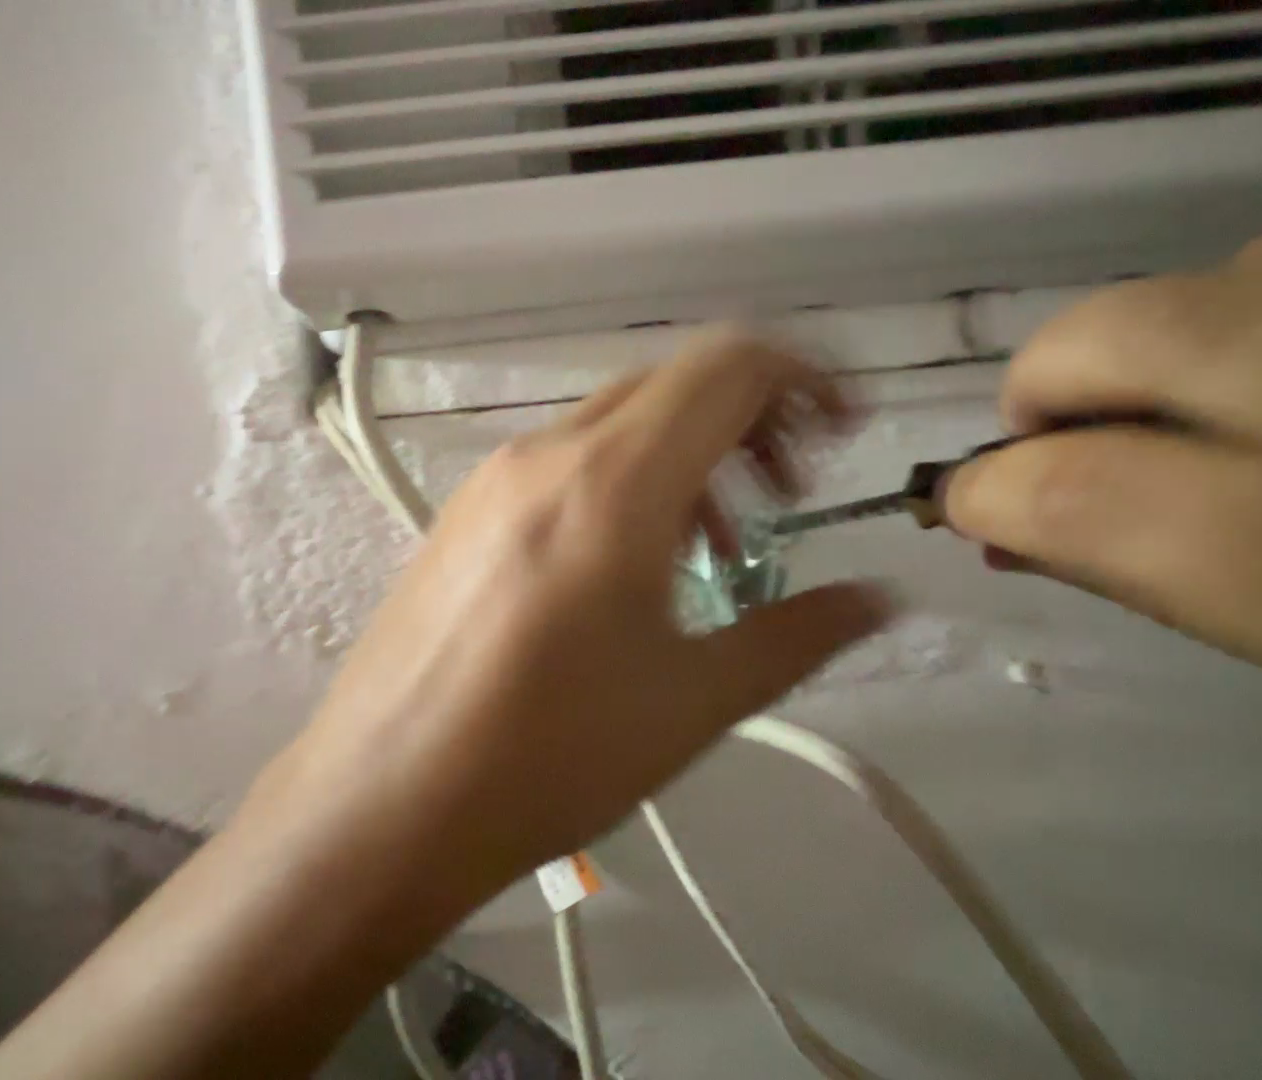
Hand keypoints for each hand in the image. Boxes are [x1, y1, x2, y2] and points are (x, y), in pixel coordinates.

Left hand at [278, 332, 894, 882]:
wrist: (382, 805)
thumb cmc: (547, 758)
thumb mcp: (693, 702)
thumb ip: (799, 635)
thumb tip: (879, 599)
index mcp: (612, 482)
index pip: (726, 366)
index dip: (801, 379)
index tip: (842, 432)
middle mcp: (546, 455)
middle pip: (673, 383)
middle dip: (750, 420)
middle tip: (786, 495)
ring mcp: (492, 480)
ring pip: (616, 422)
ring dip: (687, 456)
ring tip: (714, 547)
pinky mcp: (461, 515)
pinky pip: (564, 463)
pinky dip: (625, 482)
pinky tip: (630, 567)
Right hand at [944, 221, 1261, 797]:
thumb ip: (1195, 583)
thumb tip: (1025, 522)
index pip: (1120, 497)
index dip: (1002, 491)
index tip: (961, 508)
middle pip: (1160, 333)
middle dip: (1051, 384)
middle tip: (1042, 451)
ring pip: (1252, 269)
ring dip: (1157, 346)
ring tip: (1175, 419)